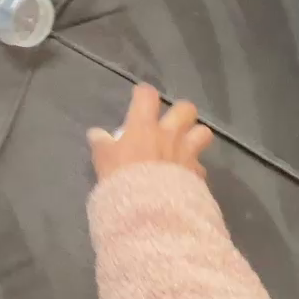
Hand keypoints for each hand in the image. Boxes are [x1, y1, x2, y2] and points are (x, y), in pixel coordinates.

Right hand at [87, 83, 212, 181]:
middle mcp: (169, 134)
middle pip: (185, 109)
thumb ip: (101, 144)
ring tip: (185, 145)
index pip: (147, 97)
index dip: (143, 93)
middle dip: (180, 112)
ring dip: (195, 136)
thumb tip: (96, 133)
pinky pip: (199, 165)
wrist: (149, 205)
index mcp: (144, 126)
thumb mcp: (103, 159)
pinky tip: (185, 175)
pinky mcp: (197, 173)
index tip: (140, 96)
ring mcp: (186, 152)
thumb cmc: (122, 176)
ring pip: (203, 132)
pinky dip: (193, 168)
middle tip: (170, 122)